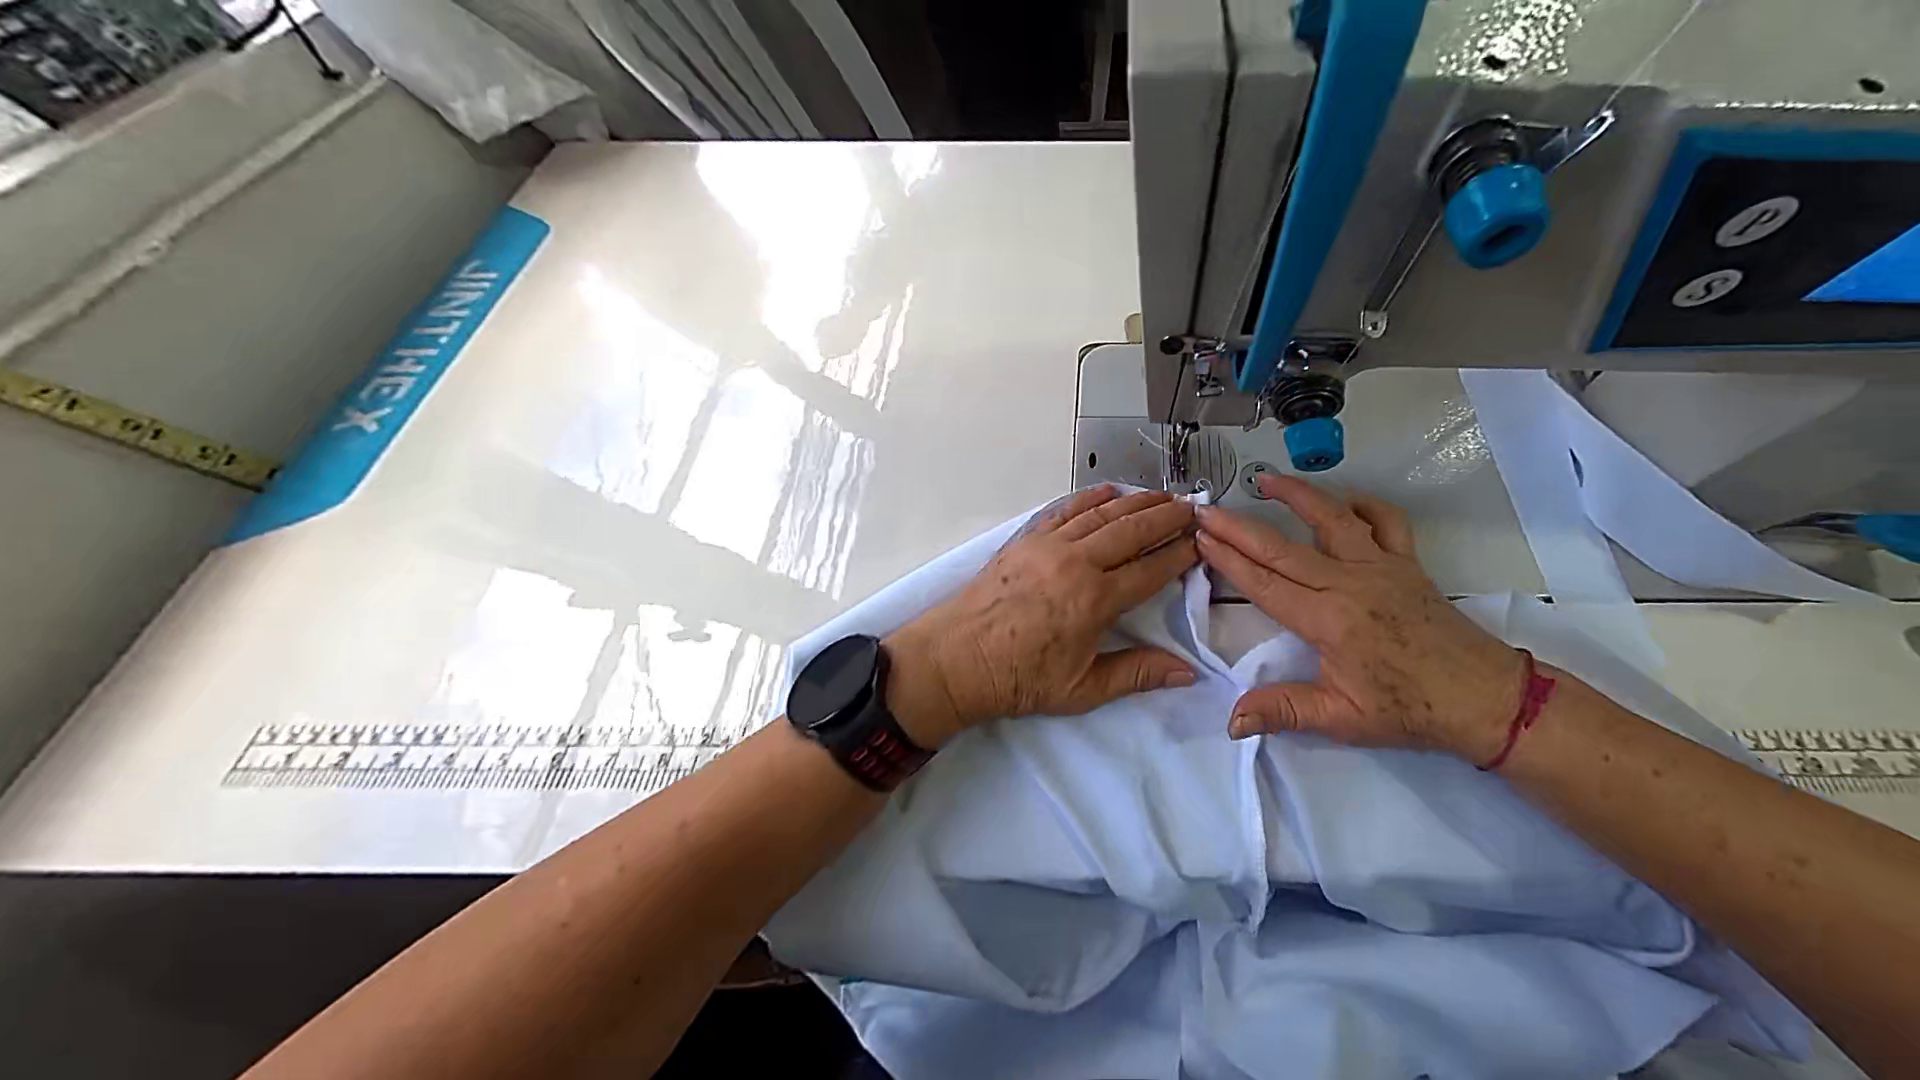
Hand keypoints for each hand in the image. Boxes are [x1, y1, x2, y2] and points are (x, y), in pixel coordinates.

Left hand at [884, 486, 1199, 747]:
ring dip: (1135, 503)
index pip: (1151, 569)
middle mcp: (1076, 563)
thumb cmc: (1018, 679)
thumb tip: (1187, 672)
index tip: (1200, 544)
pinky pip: (1063, 511)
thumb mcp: (1082, 689)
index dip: (1180, 555)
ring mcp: (1047, 546)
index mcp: (1096, 600)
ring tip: (1161, 497)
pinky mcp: (1025, 541)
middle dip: (1166, 518)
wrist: (956, 659)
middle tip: (1191, 510)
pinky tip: (1107, 492)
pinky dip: (1088, 499)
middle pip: (1131, 531)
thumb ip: (1137, 674)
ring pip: (1101, 515)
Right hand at [1194, 474, 1525, 762]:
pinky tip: (1343, 500)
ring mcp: (1382, 567)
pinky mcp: (1407, 564)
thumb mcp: (1341, 718)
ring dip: (1297, 495)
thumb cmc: (1410, 709)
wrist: (1486, 699)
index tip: (1200, 538)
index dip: (1228, 559)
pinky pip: (1386, 522)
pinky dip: (1363, 504)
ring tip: (1266, 479)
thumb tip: (1230, 723)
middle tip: (1205, 510)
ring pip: (1333, 519)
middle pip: (1282, 548)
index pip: (1264, 583)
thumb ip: (1282, 711)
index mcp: (1328, 620)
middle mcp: (1350, 583)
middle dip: (1238, 527)